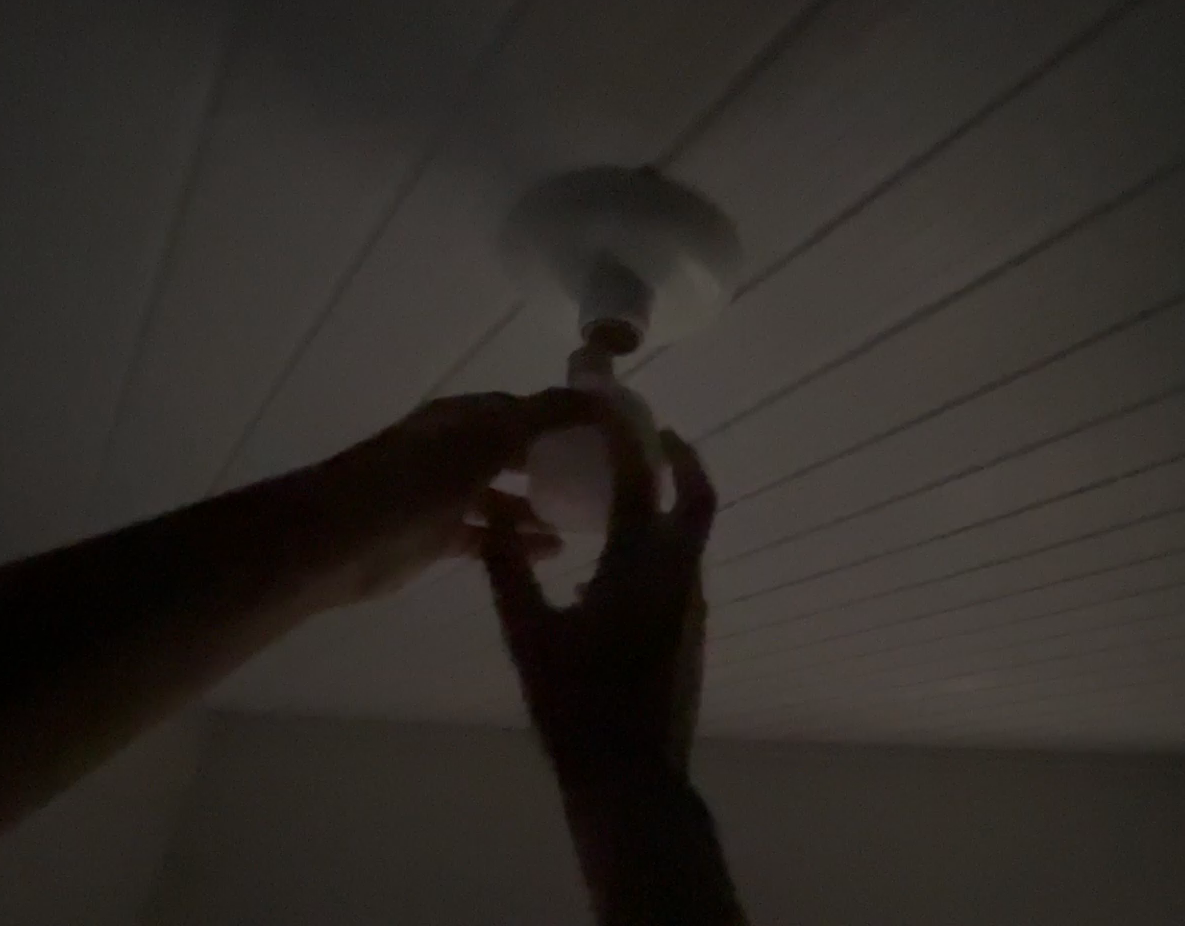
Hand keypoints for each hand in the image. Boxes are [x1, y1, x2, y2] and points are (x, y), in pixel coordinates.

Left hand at [320, 389, 600, 601]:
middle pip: (513, 453)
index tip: (603, 435)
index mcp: (465, 417)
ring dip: (536, 508)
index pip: (523, 409)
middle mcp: (456, 449)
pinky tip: (551, 551)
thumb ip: (542, 417)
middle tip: (595, 482)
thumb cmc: (419, 479)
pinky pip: (487, 535)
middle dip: (551, 465)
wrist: (341, 537)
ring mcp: (445, 493)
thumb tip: (596, 397)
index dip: (561, 417)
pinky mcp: (437, 535)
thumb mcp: (488, 439)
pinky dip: (516, 541)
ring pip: (501, 498)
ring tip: (578, 523)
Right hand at [480, 416, 716, 781]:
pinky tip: (622, 550)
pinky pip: (683, 559)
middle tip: (653, 432)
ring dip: (672, 495)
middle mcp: (677, 573)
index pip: (640, 480)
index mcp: (637, 566)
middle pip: (697, 496)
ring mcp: (691, 601)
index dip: (629, 437)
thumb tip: (487, 516)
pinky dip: (664, 533)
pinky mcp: (691, 624)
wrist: (631, 776)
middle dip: (681, 456)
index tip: (615, 408)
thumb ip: (507, 570)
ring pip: (692, 530)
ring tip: (629, 482)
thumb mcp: (528, 635)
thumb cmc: (574, 705)